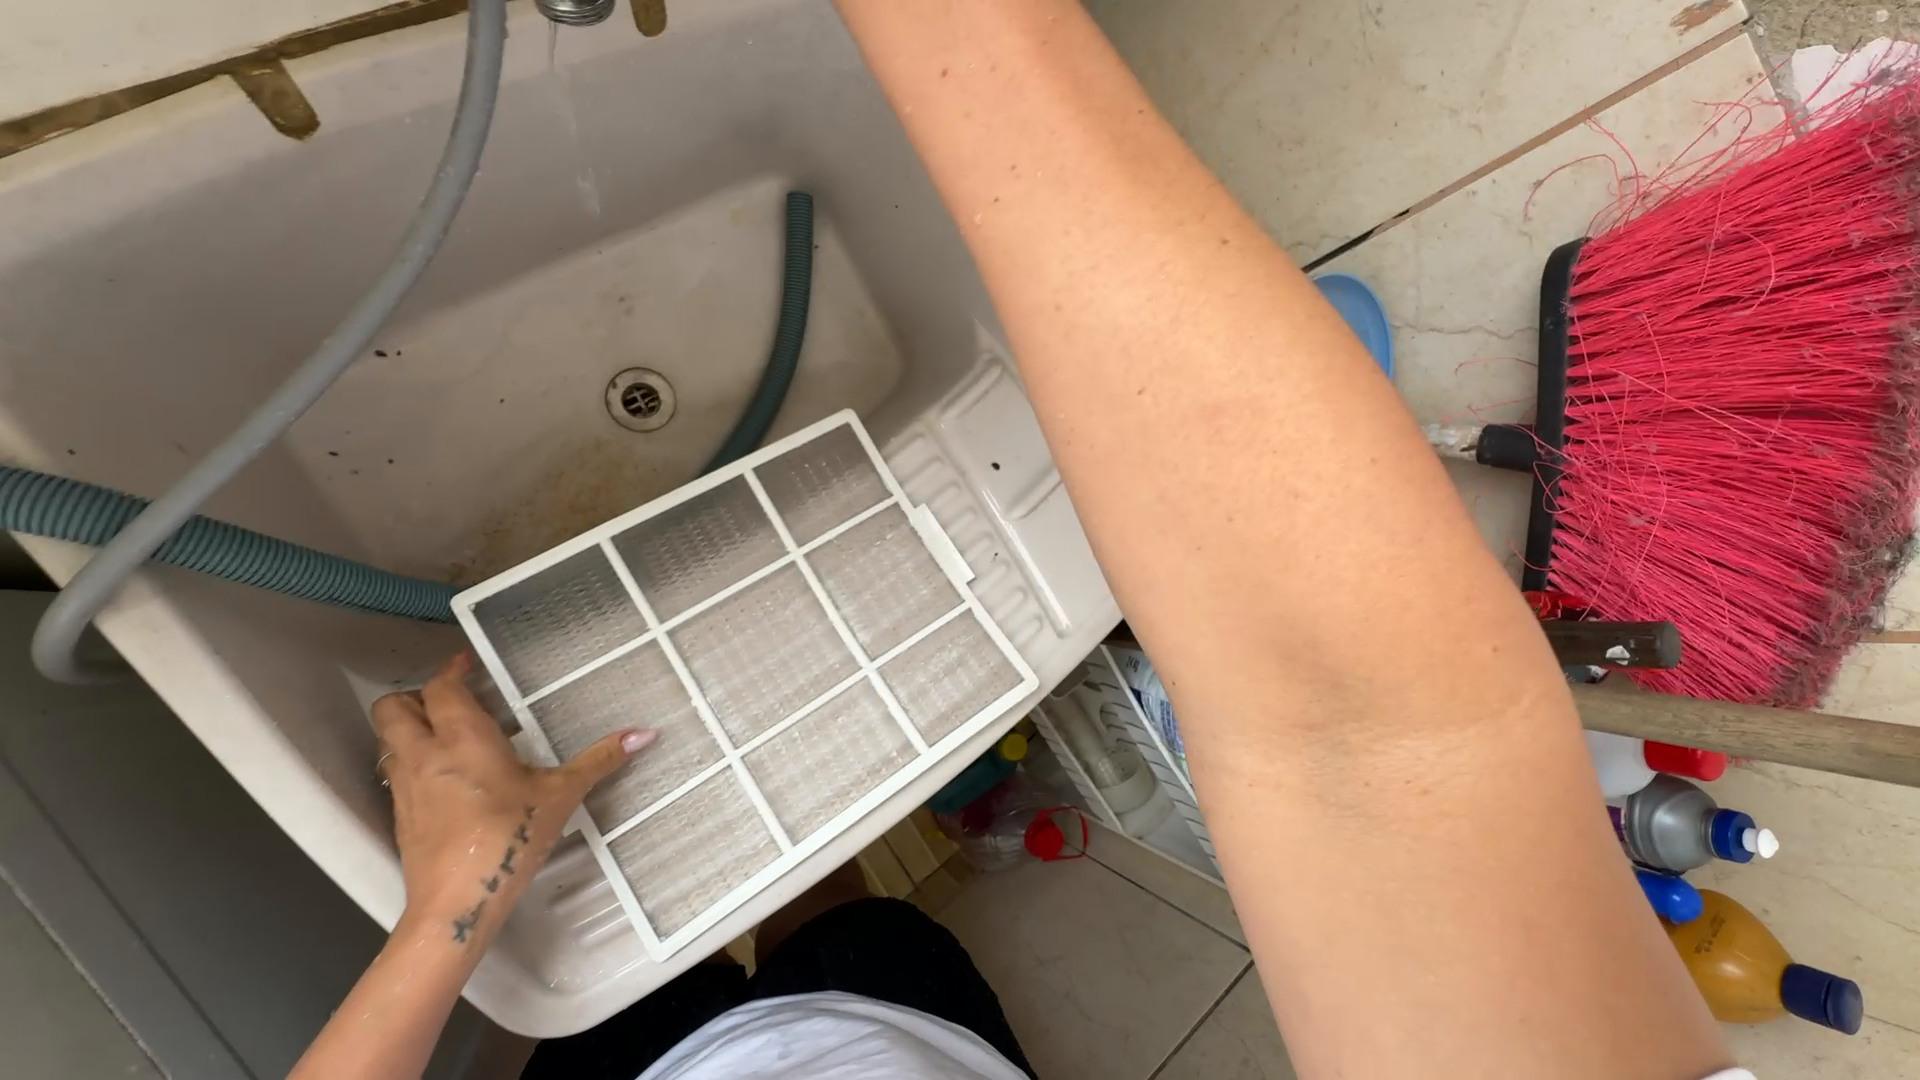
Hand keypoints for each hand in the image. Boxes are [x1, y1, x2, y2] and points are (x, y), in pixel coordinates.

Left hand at [371, 653, 655, 947]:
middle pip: (393, 707)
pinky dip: (413, 760)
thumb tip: (645, 733)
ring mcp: (405, 786)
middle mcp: (425, 754)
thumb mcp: (561, 794)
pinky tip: (448, 776)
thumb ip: (599, 759)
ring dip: (410, 727)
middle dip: (415, 695)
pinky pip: (395, 771)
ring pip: (388, 739)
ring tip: (449, 733)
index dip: (451, 670)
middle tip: (452, 698)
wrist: (456, 901)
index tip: (469, 662)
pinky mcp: (399, 814)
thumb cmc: (509, 836)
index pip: (441, 688)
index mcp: (463, 738)